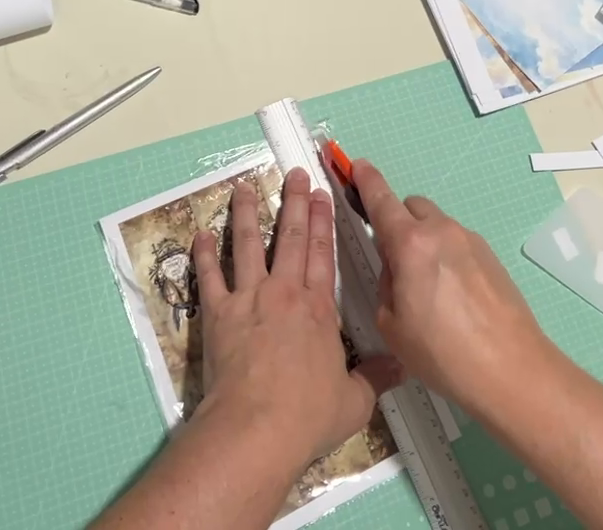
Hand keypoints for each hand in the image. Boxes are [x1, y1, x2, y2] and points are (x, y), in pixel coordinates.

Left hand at [190, 169, 401, 468]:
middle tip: (294, 174)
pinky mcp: (218, 313)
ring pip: (246, 245)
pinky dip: (203, 255)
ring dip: (245, 214)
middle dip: (294, 203)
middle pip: (290, 238)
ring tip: (243, 188)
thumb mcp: (354, 401)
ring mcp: (248, 299)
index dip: (323, 221)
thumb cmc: (308, 414)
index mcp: (318, 308)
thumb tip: (401, 366)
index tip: (322, 194)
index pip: (322, 253)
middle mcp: (284, 293)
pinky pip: (209, 277)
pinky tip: (201, 234)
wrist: (256, 428)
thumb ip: (374, 378)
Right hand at [356, 161, 553, 410]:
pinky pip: (457, 244)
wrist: (511, 371)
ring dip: (423, 241)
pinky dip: (446, 257)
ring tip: (428, 289)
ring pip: (436, 226)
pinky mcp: (491, 258)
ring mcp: (471, 242)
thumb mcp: (391, 324)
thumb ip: (387, 284)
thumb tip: (399, 271)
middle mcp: (441, 232)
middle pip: (411, 207)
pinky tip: (453, 299)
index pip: (381, 200)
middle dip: (398, 221)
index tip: (357, 165)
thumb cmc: (442, 353)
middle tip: (394, 260)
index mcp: (410, 244)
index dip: (365, 180)